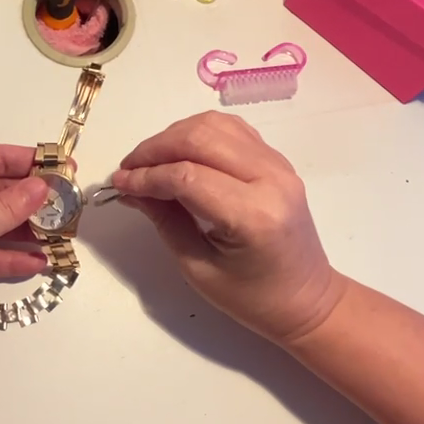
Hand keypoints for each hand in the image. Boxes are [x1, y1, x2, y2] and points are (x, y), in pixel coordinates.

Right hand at [113, 112, 348, 346]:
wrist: (305, 298)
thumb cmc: (251, 297)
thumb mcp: (197, 267)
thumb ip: (164, 220)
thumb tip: (130, 188)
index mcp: (253, 215)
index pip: (186, 176)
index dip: (146, 176)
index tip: (118, 184)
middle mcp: (270, 179)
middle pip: (200, 139)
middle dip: (155, 149)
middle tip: (128, 170)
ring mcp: (278, 165)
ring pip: (214, 125)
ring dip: (174, 136)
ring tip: (149, 162)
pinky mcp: (277, 160)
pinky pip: (231, 130)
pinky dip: (198, 134)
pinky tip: (178, 154)